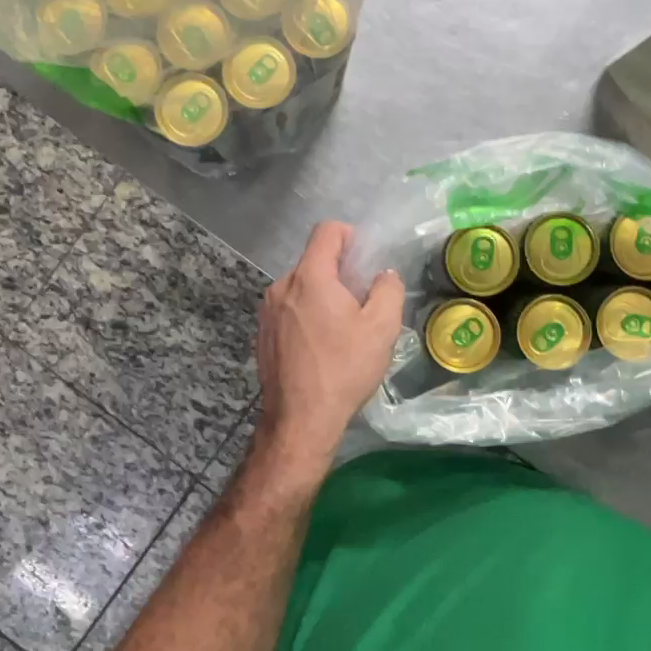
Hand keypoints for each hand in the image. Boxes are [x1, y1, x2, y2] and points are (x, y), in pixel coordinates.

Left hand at [253, 222, 403, 473]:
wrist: (300, 419)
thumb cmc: (344, 369)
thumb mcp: (382, 328)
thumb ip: (388, 290)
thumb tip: (383, 275)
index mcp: (309, 277)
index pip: (326, 232)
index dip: (349, 236)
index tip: (364, 260)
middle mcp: (281, 287)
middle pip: (313, 262)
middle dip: (339, 273)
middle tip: (361, 302)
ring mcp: (267, 312)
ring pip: (300, 288)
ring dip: (322, 297)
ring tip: (342, 330)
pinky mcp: (262, 335)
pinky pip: (288, 312)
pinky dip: (306, 317)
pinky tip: (321, 348)